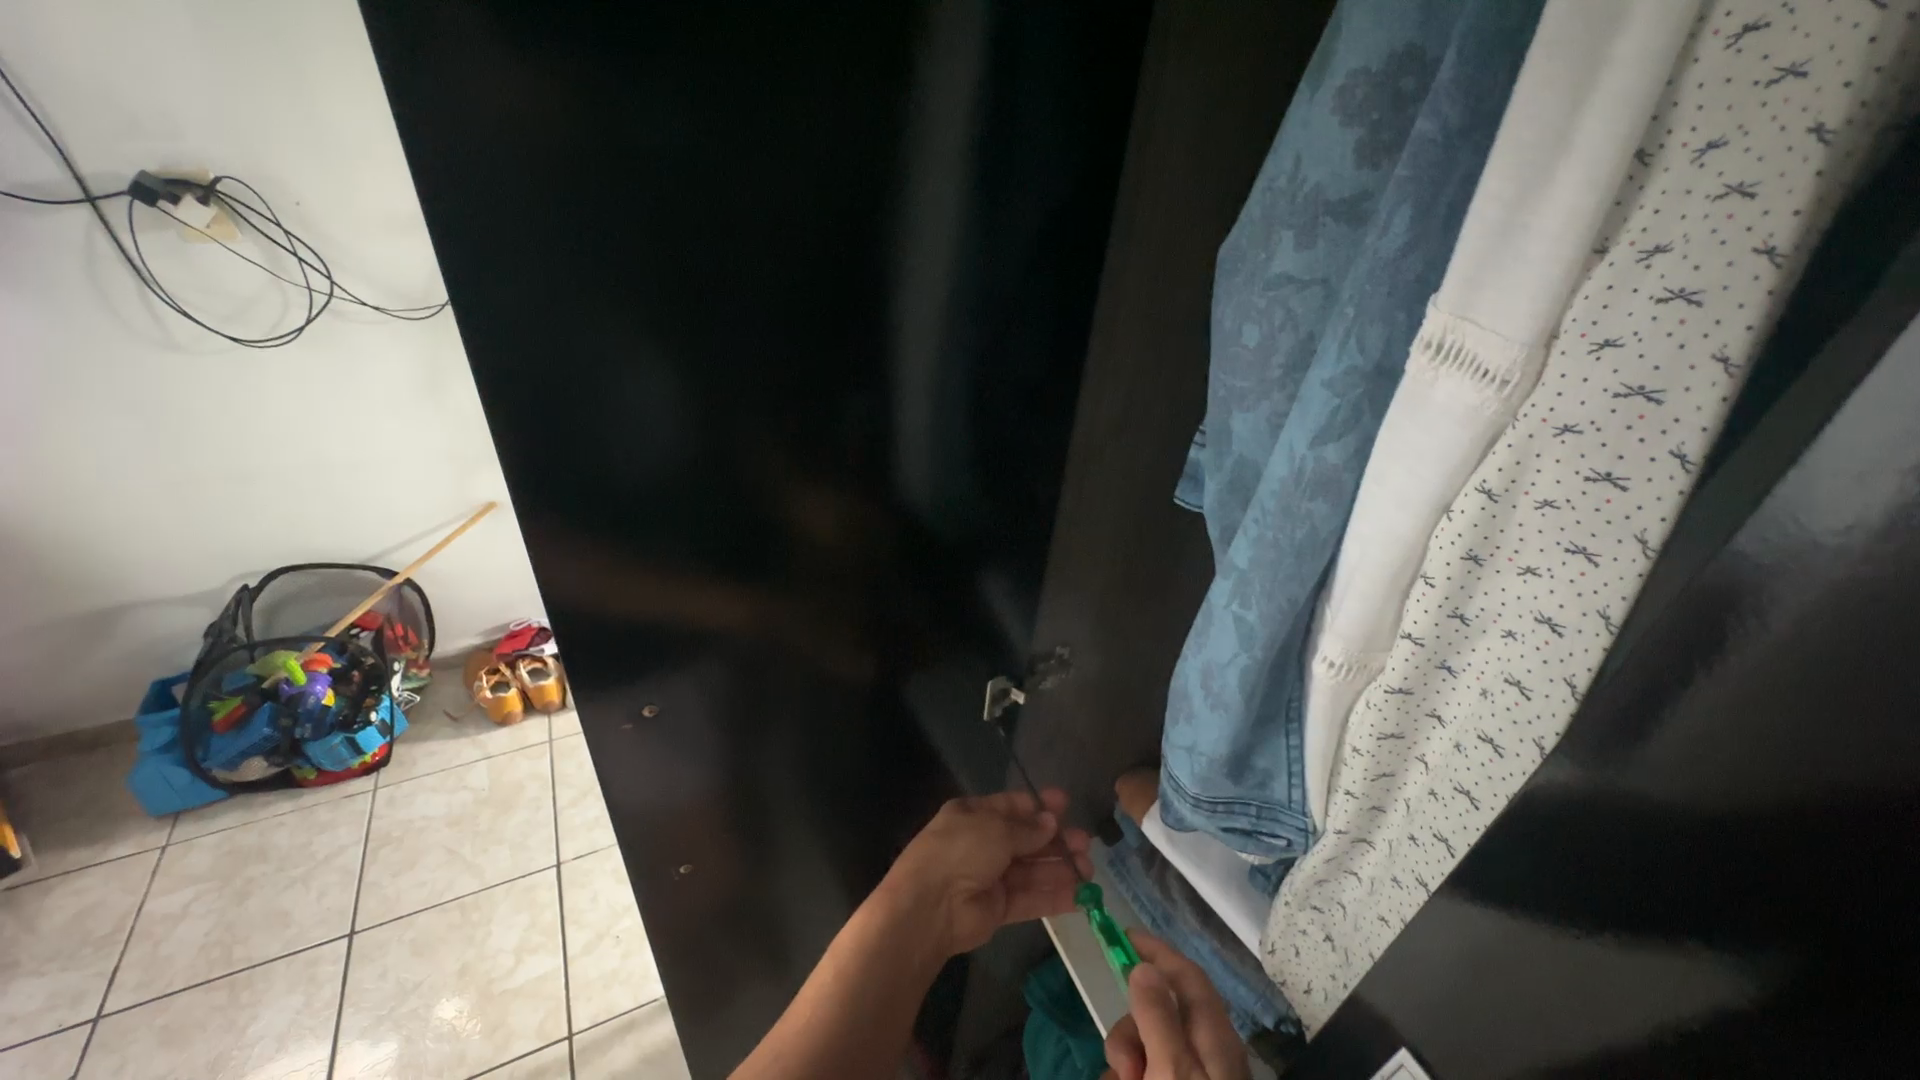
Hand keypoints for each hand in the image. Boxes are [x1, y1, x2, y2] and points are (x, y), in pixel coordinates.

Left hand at [878, 789, 1094, 957]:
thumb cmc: (958, 852)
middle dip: (1056, 840)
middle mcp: (982, 844)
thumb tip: (1051, 822)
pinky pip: (1030, 898)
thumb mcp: (993, 828)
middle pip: (1026, 840)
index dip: (1039, 807)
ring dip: (1060, 868)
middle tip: (1085, 844)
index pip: (1011, 807)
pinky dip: (1054, 896)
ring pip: (1032, 870)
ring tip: (1088, 869)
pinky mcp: (998, 908)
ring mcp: (990, 877)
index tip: (1067, 805)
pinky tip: (1081, 895)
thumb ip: (1026, 829)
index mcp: (973, 815)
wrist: (929, 907)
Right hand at [1103, 930, 1248, 1079]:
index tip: (1123, 934)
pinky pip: (1147, 1068)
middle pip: (1157, 1013)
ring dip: (1126, 1059)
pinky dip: (1131, 1075)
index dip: (1156, 950)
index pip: (1186, 974)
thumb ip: (1157, 1018)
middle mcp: (1207, 1047)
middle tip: (1125, 1067)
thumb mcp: (1171, 1068)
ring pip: (1146, 1043)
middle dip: (1129, 1032)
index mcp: (1214, 1033)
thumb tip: (1144, 967)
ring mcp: (1196, 1072)